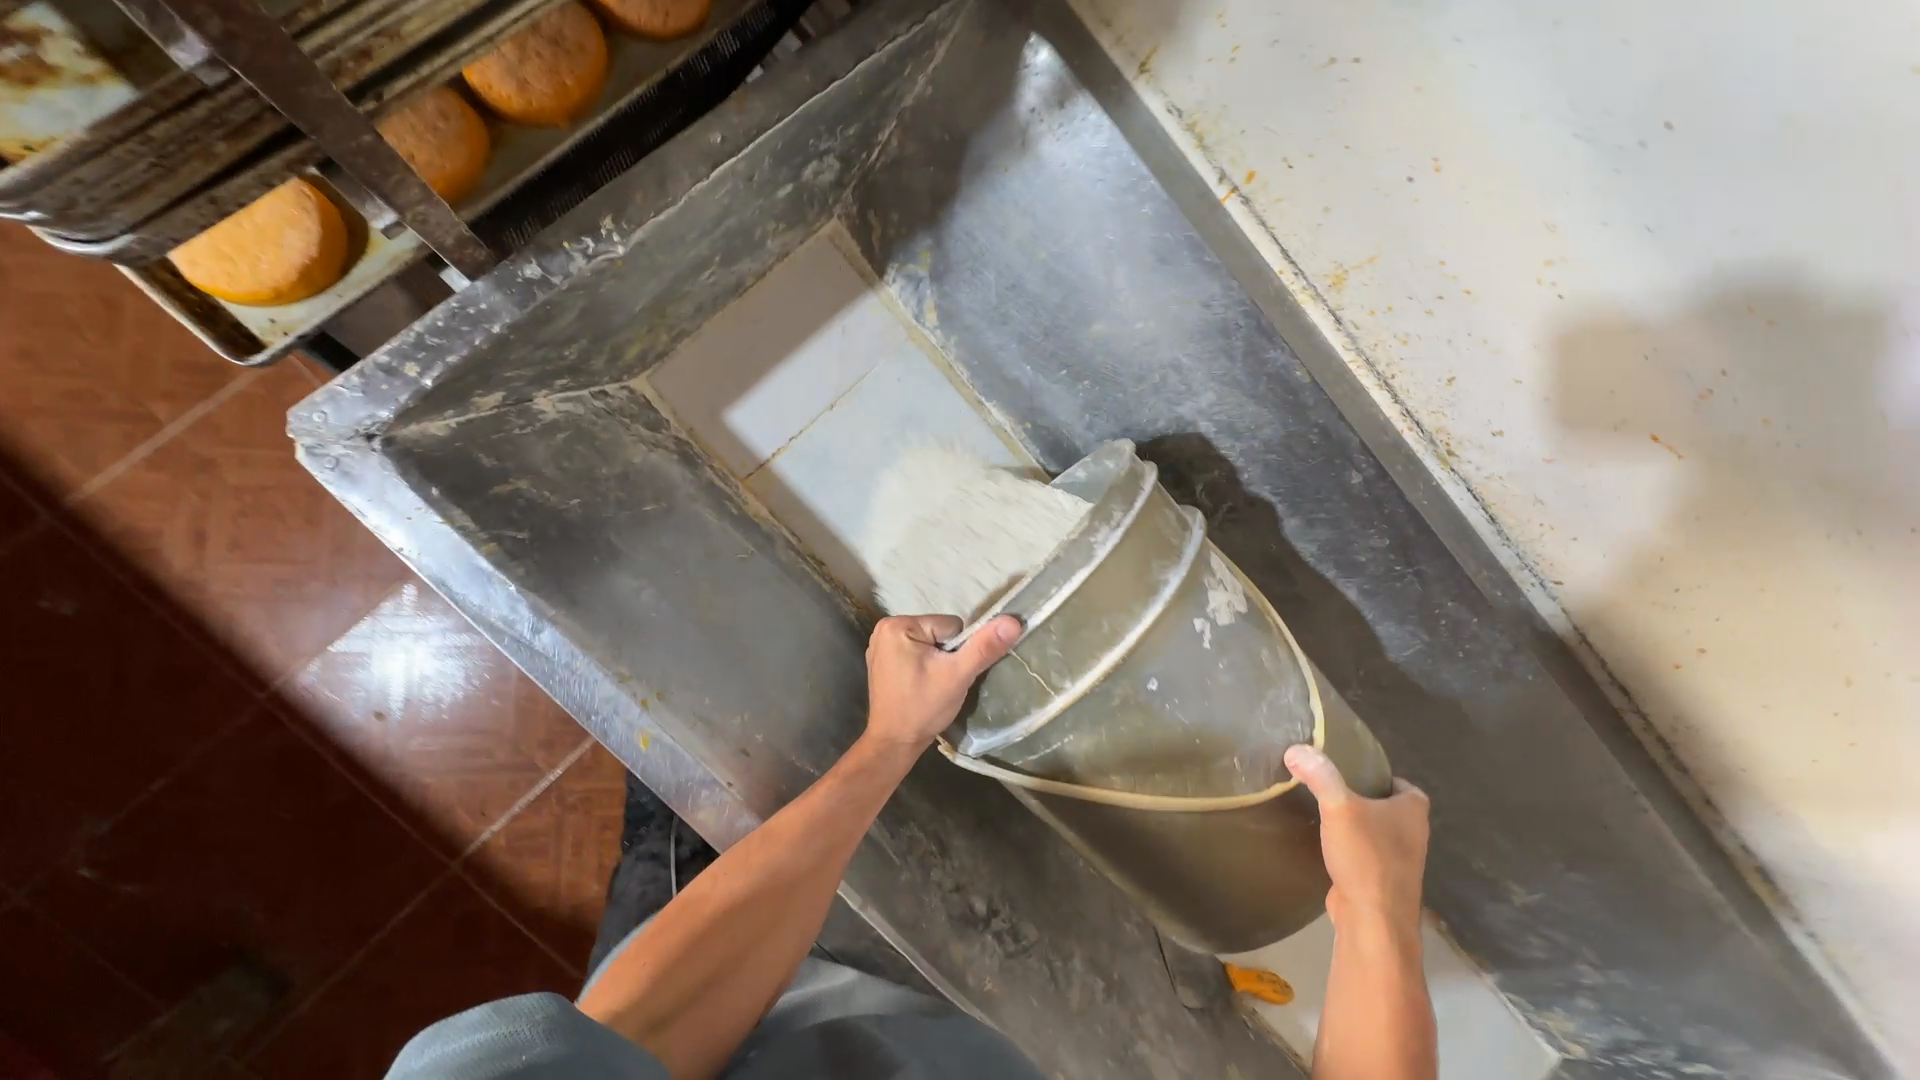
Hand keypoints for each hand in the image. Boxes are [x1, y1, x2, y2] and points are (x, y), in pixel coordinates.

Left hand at [864, 614, 1020, 749]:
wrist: (895, 743)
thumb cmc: (923, 708)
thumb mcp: (958, 676)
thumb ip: (984, 647)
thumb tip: (1012, 621)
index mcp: (898, 624)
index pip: (951, 625)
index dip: (959, 651)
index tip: (949, 673)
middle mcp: (886, 628)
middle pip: (940, 633)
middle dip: (947, 655)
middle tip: (941, 681)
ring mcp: (881, 645)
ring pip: (930, 643)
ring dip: (937, 661)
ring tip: (931, 685)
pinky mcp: (882, 661)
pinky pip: (916, 653)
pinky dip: (923, 666)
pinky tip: (920, 686)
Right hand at [1285, 744, 1429, 934]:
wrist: (1373, 919)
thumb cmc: (1366, 857)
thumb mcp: (1339, 806)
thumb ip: (1320, 775)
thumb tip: (1296, 749)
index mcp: (1413, 812)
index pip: (1405, 786)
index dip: (1384, 777)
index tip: (1355, 772)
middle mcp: (1413, 836)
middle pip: (1391, 810)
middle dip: (1367, 800)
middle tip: (1334, 788)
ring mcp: (1400, 863)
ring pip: (1379, 834)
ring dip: (1359, 827)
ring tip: (1327, 814)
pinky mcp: (1381, 883)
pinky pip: (1367, 856)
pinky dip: (1352, 850)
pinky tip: (1328, 846)